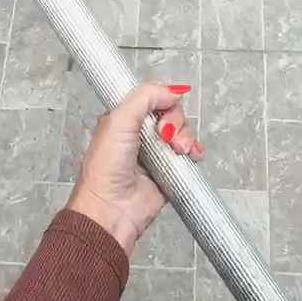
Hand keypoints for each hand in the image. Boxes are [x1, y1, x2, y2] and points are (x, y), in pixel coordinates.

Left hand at [66, 82, 202, 253]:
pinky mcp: (170, 171)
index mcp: (125, 118)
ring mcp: (157, 152)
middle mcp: (141, 133)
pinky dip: (195, 151)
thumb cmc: (106, 167)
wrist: (111, 210)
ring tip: (178, 150)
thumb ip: (145, 97)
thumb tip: (173, 91)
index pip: (152, 96)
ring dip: (186, 136)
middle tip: (166, 136)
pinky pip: (190, 153)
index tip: (162, 109)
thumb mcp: (118, 120)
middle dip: (175, 121)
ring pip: (182, 131)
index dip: (162, 98)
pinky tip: (193, 155)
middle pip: (171, 111)